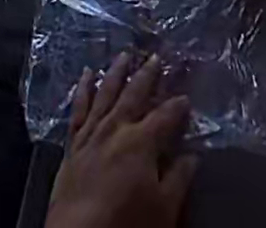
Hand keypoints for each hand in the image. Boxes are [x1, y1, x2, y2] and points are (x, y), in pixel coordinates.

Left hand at [45, 51, 198, 227]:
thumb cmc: (125, 225)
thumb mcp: (163, 209)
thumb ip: (179, 179)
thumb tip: (192, 155)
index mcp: (141, 141)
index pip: (166, 115)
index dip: (178, 106)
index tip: (187, 98)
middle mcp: (116, 128)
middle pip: (135, 94)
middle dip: (148, 75)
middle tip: (156, 57)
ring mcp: (91, 134)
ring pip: (106, 93)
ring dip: (116, 72)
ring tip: (124, 55)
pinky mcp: (72, 146)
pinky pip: (78, 110)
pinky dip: (83, 90)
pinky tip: (86, 75)